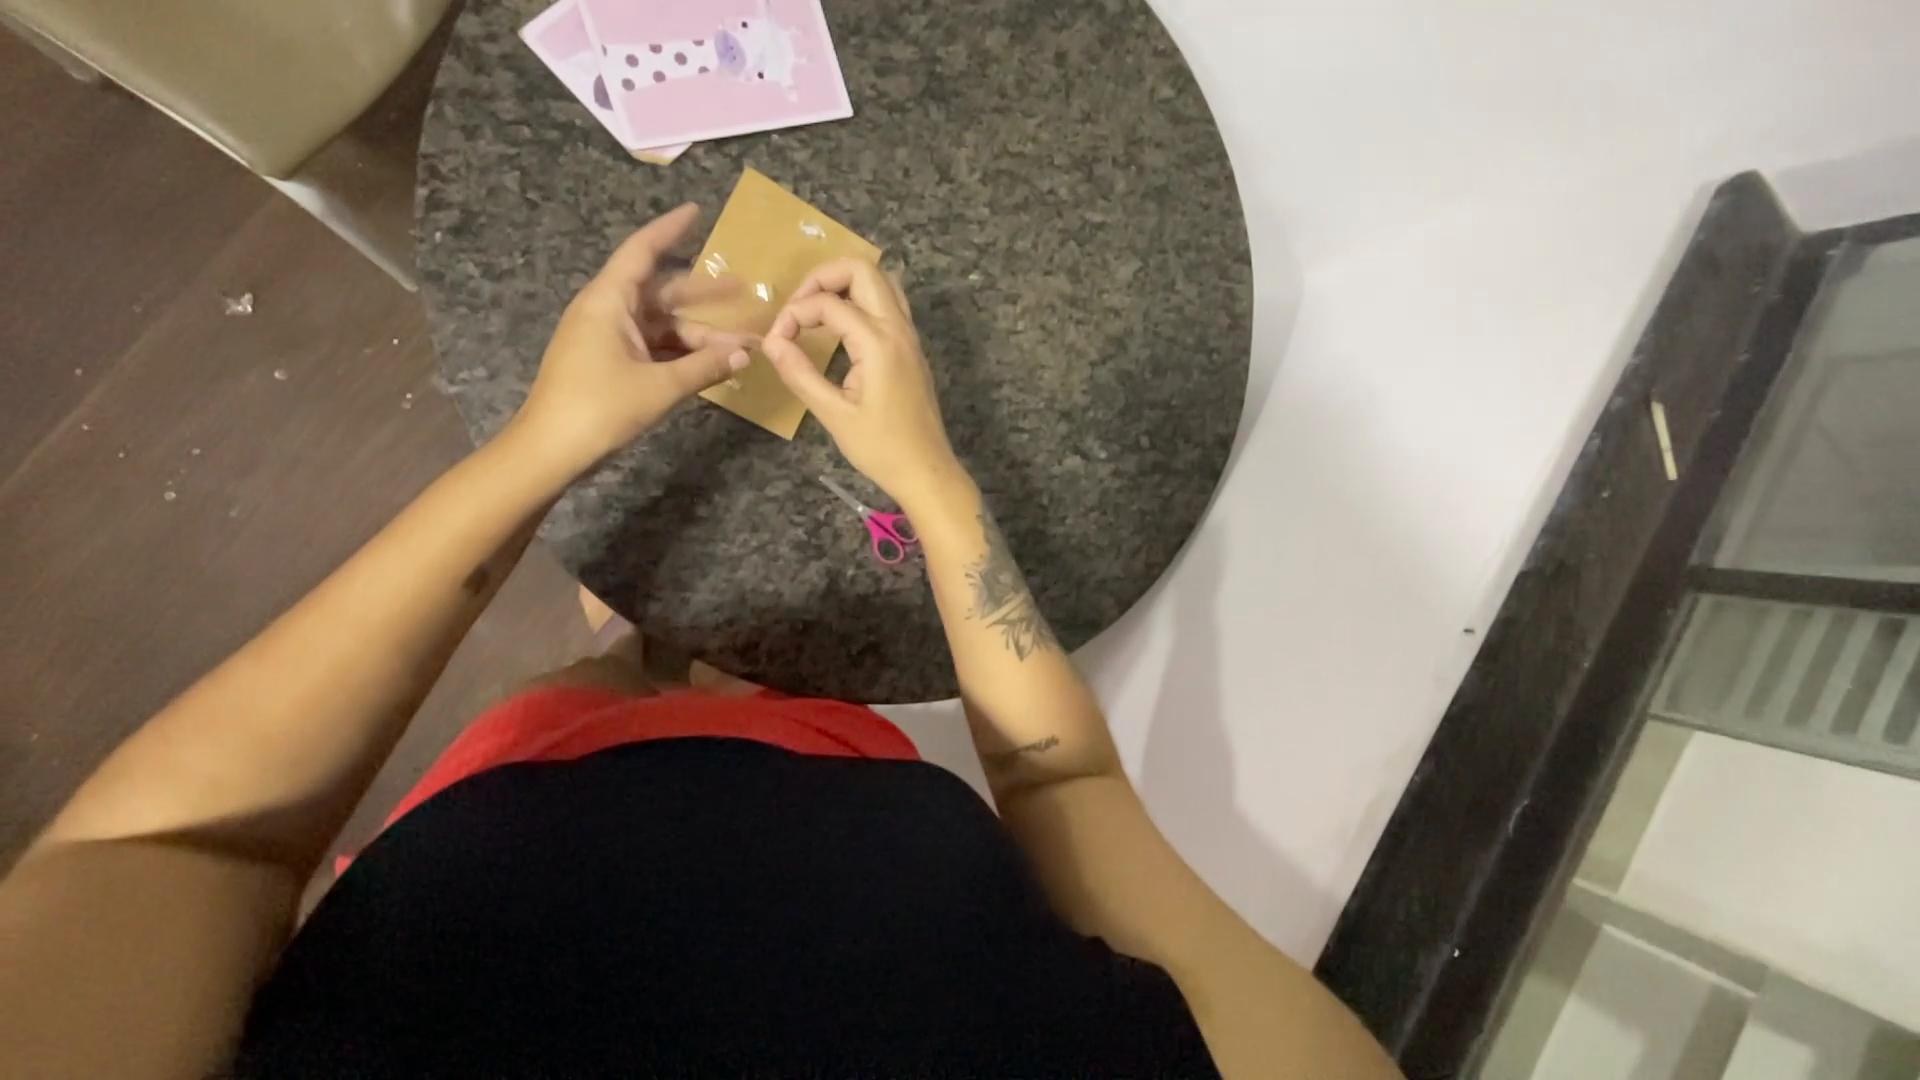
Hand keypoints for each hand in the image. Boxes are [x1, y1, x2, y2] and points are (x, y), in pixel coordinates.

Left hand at [512, 204, 752, 473]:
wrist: (550, 450)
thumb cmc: (599, 407)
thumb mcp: (660, 386)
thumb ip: (705, 367)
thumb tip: (746, 355)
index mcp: (609, 301)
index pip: (643, 252)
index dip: (670, 230)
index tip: (697, 212)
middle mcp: (608, 312)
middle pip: (663, 294)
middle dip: (705, 296)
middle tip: (745, 290)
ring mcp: (609, 340)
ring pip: (664, 327)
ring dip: (701, 337)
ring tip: (743, 349)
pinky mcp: (611, 365)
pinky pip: (655, 349)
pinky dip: (684, 356)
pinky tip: (714, 367)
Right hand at [761, 259, 963, 510]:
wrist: (926, 470)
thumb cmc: (881, 449)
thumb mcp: (834, 415)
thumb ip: (800, 374)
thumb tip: (770, 343)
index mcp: (879, 343)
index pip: (828, 303)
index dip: (794, 314)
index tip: (776, 341)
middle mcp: (898, 328)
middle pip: (862, 269)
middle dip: (822, 277)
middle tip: (797, 307)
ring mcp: (909, 335)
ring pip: (880, 280)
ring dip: (845, 283)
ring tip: (815, 310)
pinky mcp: (911, 346)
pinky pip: (889, 302)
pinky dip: (861, 299)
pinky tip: (839, 326)